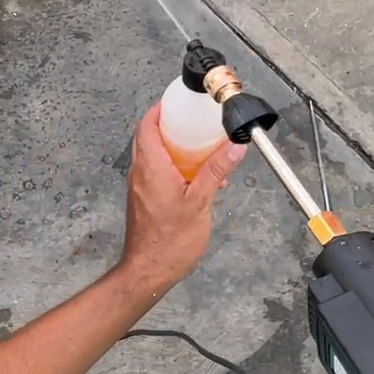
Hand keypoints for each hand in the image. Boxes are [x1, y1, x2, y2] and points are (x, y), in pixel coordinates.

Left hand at [117, 103, 245, 293]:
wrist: (148, 270)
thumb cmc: (171, 240)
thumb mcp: (200, 202)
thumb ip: (215, 171)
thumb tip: (234, 145)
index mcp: (150, 167)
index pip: (146, 125)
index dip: (160, 109)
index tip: (179, 102)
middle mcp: (140, 173)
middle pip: (149, 137)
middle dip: (171, 126)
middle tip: (194, 122)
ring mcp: (139, 186)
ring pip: (153, 156)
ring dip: (175, 149)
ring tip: (203, 151)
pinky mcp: (143, 199)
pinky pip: (156, 173)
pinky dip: (174, 168)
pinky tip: (198, 180)